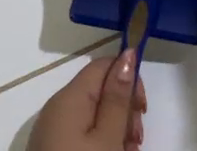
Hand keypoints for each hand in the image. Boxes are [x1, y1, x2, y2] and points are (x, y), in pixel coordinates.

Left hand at [28, 50, 147, 150]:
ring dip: (116, 131)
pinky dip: (100, 144)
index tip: (143, 108)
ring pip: (94, 116)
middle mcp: (57, 109)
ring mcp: (53, 132)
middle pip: (101, 90)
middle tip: (136, 140)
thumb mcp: (108, 138)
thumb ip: (118, 96)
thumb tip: (127, 54)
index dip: (129, 78)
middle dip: (124, 111)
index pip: (105, 65)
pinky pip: (82, 135)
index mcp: (69, 98)